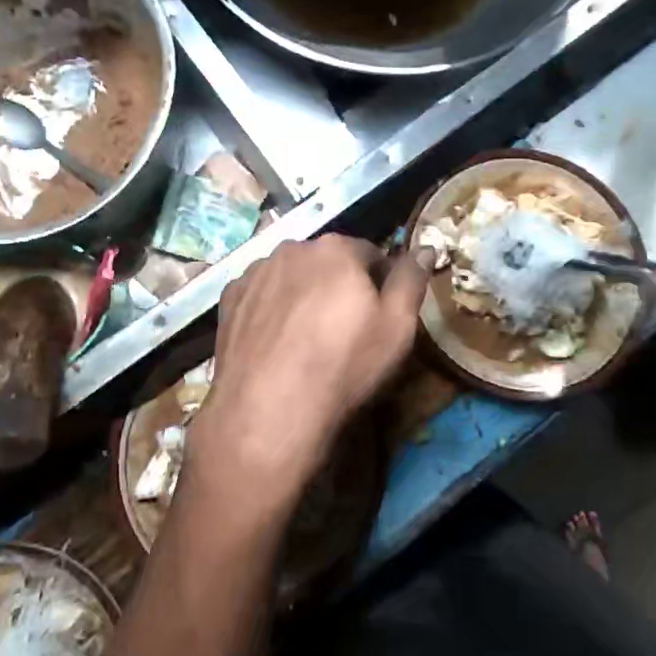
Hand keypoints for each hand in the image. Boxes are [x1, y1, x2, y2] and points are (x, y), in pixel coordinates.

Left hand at [186, 236, 430, 518]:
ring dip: (300, 294)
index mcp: (336, 248)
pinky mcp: (228, 298)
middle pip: (325, 261)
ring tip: (304, 338)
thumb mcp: (397, 326)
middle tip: (341, 329)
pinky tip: (274, 342)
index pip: (369, 253)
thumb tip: (426, 247)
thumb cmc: (343, 365)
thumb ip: (412, 279)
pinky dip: (269, 308)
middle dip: (336, 284)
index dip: (378, 281)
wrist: (269, 408)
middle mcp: (291, 249)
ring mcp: (254, 272)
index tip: (377, 313)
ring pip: (289, 276)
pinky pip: (259, 295)